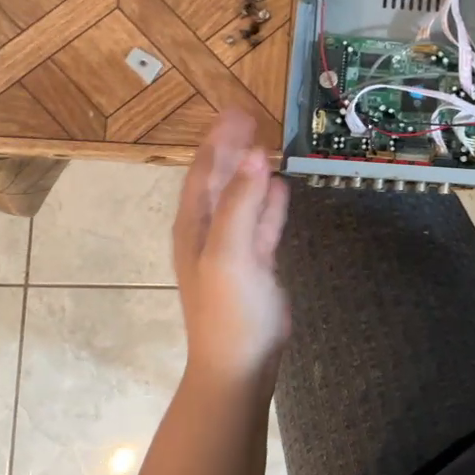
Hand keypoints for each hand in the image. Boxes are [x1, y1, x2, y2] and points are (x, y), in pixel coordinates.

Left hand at [172, 110, 291, 384]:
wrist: (240, 364)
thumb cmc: (229, 310)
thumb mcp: (231, 253)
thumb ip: (243, 204)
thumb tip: (256, 155)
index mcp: (195, 226)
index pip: (205, 171)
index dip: (219, 140)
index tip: (236, 111)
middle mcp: (210, 231)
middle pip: (221, 179)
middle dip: (232, 148)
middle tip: (250, 117)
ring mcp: (233, 248)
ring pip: (242, 198)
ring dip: (252, 171)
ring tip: (266, 144)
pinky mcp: (256, 264)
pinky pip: (262, 222)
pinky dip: (269, 201)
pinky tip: (279, 186)